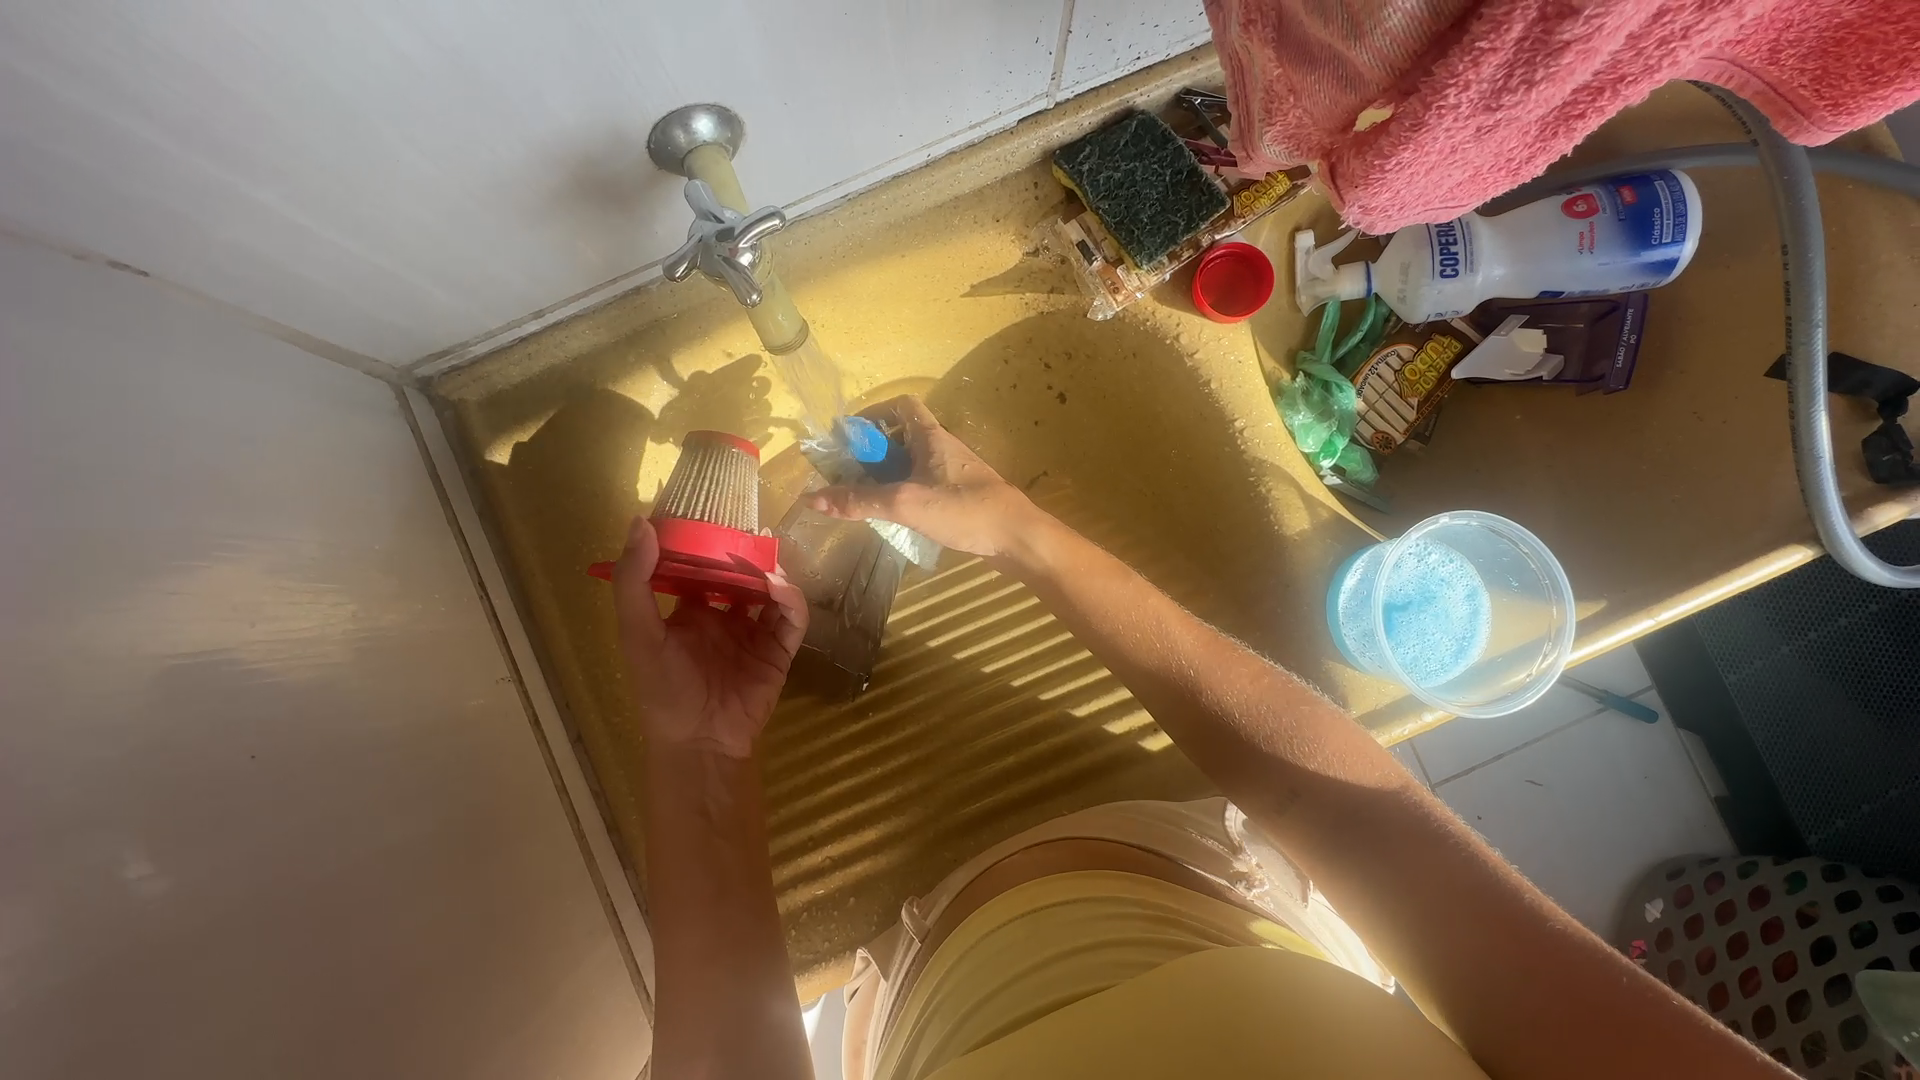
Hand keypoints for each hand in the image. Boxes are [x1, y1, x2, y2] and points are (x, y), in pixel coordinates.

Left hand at [612, 516, 808, 758]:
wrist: (700, 741)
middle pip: (740, 576)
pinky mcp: (780, 652)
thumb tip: (640, 522)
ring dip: (771, 573)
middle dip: (746, 554)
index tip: (710, 519)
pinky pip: (792, 619)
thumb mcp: (638, 633)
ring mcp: (755, 635)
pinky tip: (779, 589)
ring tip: (767, 558)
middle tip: (750, 531)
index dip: (706, 546)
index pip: (701, 569)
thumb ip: (634, 581)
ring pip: (770, 593)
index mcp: (690, 614)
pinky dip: (791, 600)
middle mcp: (724, 619)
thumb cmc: (663, 690)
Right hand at [800, 395, 1041, 558]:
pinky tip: (895, 515)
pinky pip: (925, 484)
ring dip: (888, 475)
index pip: (902, 405)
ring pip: (913, 463)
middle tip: (848, 473)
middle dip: (872, 452)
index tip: (850, 436)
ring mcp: (954, 473)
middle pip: (902, 436)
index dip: (874, 413)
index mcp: (931, 437)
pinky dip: (906, 492)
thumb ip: (860, 500)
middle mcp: (943, 448)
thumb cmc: (964, 509)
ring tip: (864, 497)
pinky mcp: (961, 496)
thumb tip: (813, 498)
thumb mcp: (906, 503)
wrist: (1017, 537)